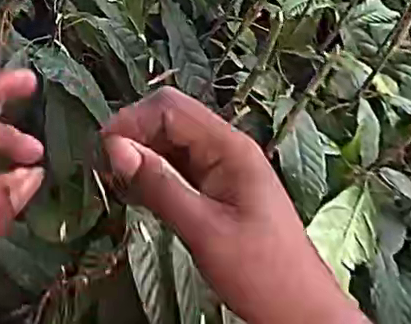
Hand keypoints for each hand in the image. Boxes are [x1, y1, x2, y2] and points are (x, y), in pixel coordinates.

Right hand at [102, 88, 367, 323]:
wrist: (306, 316)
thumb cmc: (263, 274)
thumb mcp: (205, 231)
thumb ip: (159, 186)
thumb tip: (115, 148)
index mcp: (229, 145)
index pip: (170, 108)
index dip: (133, 121)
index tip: (104, 151)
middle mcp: (226, 146)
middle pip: (170, 117)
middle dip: (135, 134)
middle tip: (107, 167)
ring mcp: (223, 165)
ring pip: (172, 141)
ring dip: (143, 154)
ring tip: (118, 181)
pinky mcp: (219, 186)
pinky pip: (179, 164)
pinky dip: (156, 173)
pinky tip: (139, 192)